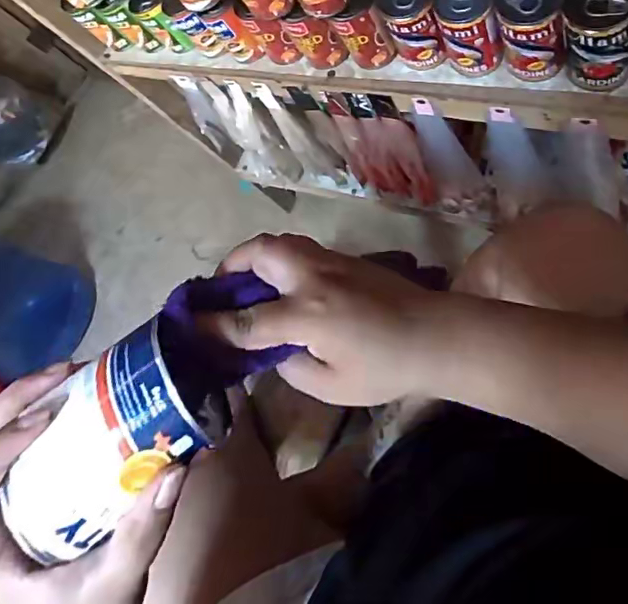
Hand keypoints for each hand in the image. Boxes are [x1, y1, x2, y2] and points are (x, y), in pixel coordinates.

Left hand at [0, 363, 187, 603]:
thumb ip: (140, 536)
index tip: (44, 419)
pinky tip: (75, 388)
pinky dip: (41, 406)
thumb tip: (173, 470)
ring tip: (70, 371)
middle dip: (10, 406)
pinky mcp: (27, 484)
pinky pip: (19, 437)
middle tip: (62, 376)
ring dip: (23, 399)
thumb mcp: (114, 585)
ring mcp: (3, 498)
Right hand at [200, 233, 446, 405]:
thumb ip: (293, 365)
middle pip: (259, 253)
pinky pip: (298, 247)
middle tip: (222, 288)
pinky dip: (277, 258)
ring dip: (254, 256)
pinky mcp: (343, 257)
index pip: (248, 320)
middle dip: (231, 266)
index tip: (193, 325)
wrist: (435, 334)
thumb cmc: (386, 368)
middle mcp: (312, 278)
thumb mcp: (334, 386)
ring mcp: (329, 261)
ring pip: (279, 242)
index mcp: (307, 314)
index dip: (216, 326)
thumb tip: (274, 348)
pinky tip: (282, 283)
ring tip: (248, 281)